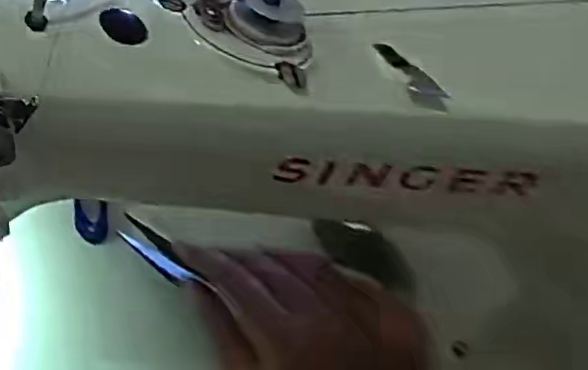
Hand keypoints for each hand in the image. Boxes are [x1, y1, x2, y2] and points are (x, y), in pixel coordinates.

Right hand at [181, 246, 427, 369]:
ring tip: (262, 262)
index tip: (185, 250)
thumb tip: (196, 289)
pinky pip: (369, 291)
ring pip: (312, 268)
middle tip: (218, 258)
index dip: (202, 257)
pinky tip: (323, 275)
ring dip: (281, 259)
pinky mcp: (402, 338)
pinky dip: (342, 277)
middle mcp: (325, 321)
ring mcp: (367, 327)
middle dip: (236, 257)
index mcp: (284, 334)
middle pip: (268, 267)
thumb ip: (221, 333)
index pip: (231, 276)